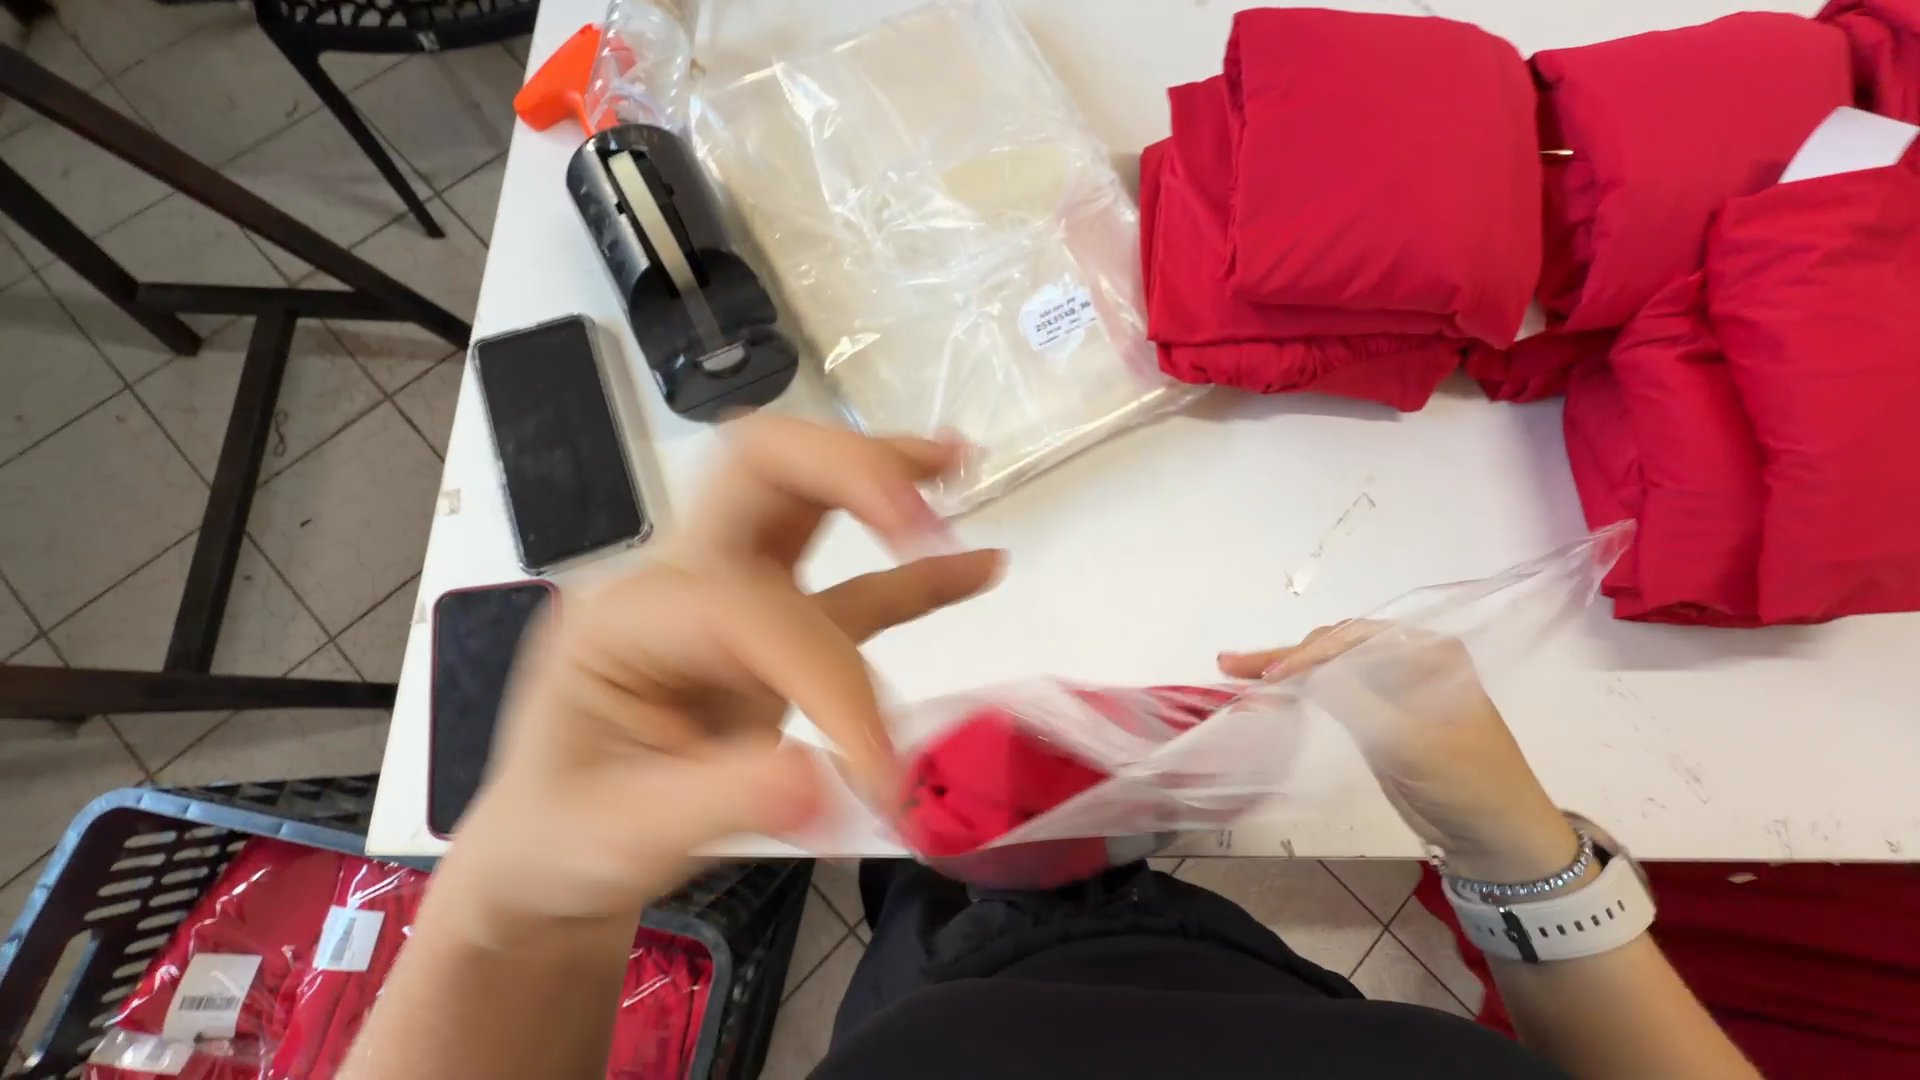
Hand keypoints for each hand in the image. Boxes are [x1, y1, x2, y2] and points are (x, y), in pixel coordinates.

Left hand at [438, 416, 1003, 934]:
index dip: (833, 684)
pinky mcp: (776, 632)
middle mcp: (678, 580)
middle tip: (922, 513)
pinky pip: (853, 586)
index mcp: (628, 617)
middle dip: (848, 472)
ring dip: (881, 476)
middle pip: (760, 469)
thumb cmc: (568, 837)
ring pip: (804, 493)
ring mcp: (732, 596)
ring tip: (958, 465)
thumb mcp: (619, 838)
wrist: (559, 848)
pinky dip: (917, 575)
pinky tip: (981, 566)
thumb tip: (822, 778)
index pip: (755, 614)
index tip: (883, 776)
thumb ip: (719, 802)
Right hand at [1220, 624, 1578, 883]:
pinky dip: (1298, 689)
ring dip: (1284, 670)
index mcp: (1427, 651)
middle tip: (1235, 669)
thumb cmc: (1465, 782)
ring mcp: (1390, 686)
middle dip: (1285, 657)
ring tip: (1236, 672)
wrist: (1495, 838)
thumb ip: (1352, 697)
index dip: (1306, 654)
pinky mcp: (1376, 712)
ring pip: (1326, 667)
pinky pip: (1330, 690)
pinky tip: (1268, 690)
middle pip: (1333, 646)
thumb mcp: (1408, 739)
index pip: (1352, 639)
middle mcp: (1408, 659)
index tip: (1269, 677)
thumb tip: (1299, 669)